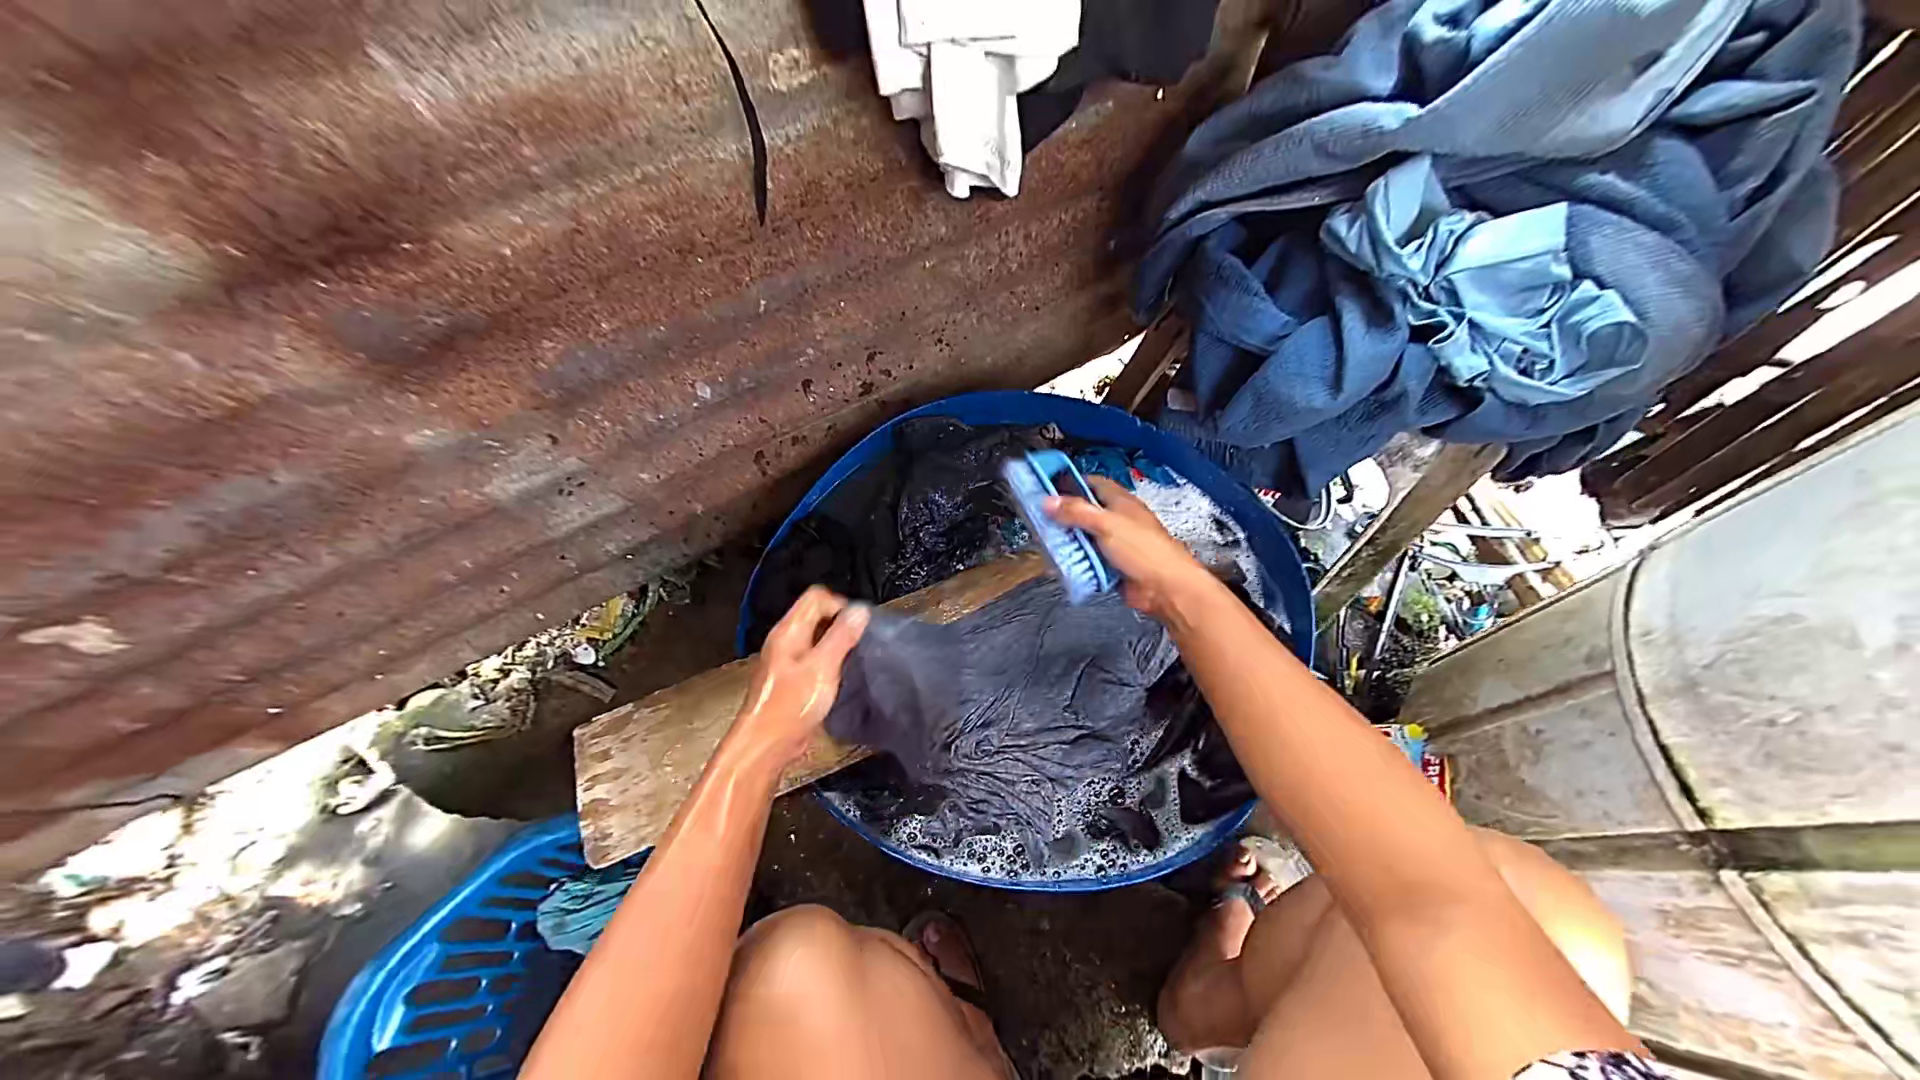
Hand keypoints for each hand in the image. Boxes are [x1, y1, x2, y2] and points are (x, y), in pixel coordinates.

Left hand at [728, 586, 869, 771]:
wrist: (765, 746)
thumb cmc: (790, 707)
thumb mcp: (823, 668)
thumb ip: (842, 636)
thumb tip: (860, 611)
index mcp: (789, 630)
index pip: (817, 597)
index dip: (841, 606)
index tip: (858, 627)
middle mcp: (785, 639)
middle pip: (817, 614)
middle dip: (841, 624)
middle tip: (858, 644)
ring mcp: (786, 659)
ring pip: (817, 636)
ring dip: (837, 643)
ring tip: (851, 660)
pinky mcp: (791, 678)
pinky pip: (815, 657)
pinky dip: (830, 661)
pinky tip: (839, 678)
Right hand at [1045, 475, 1220, 624]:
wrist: (1165, 588)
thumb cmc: (1146, 551)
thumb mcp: (1106, 524)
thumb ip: (1076, 512)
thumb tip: (1050, 501)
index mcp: (1120, 502)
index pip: (1092, 484)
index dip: (1070, 482)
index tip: (1048, 486)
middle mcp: (1116, 520)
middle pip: (1084, 512)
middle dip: (1063, 516)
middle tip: (1041, 517)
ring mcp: (1114, 544)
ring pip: (1083, 538)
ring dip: (1068, 541)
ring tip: (1047, 541)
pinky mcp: (1110, 565)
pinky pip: (1087, 560)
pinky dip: (1075, 561)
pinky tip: (1062, 563)